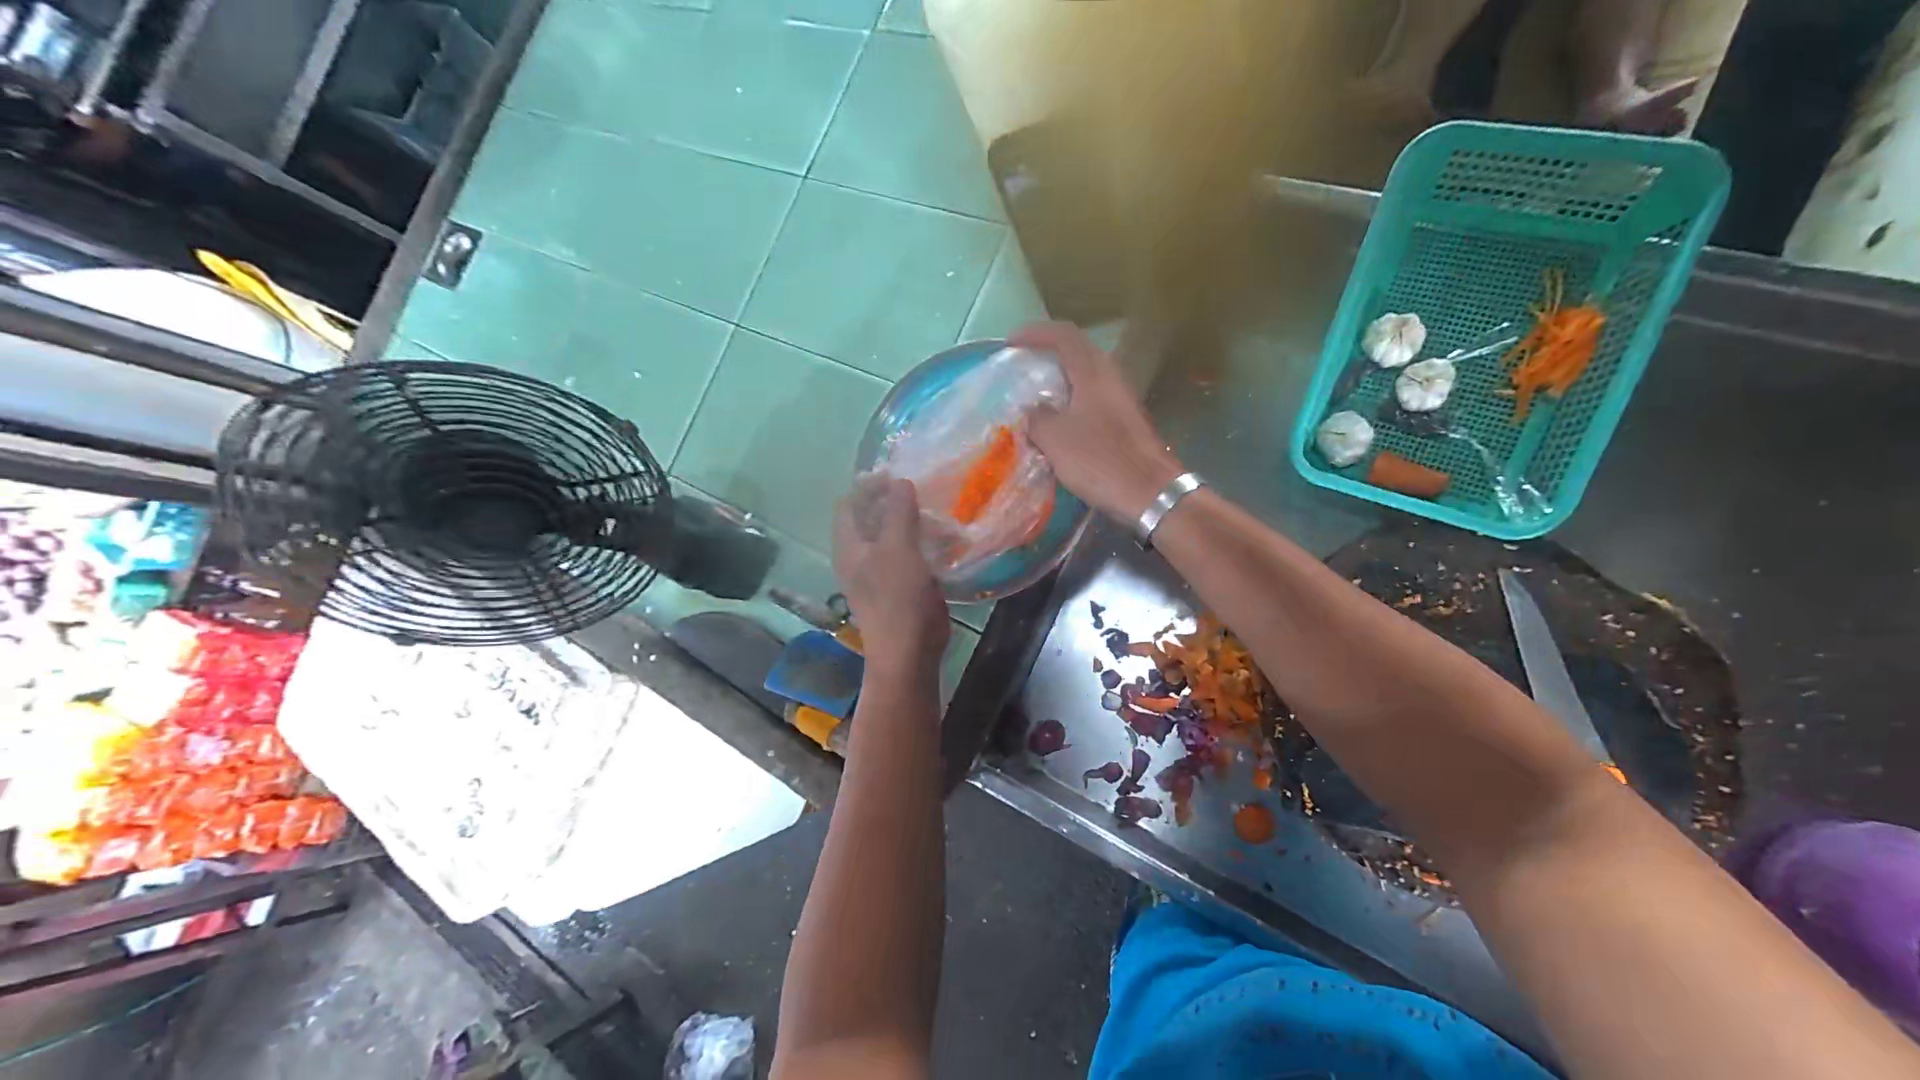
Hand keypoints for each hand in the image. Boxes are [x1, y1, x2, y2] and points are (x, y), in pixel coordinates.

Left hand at [834, 474, 949, 675]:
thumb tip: (901, 481)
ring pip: (893, 536)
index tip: (899, 475)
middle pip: (871, 518)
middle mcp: (860, 556)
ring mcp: (881, 572)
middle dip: (894, 501)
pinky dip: (924, 543)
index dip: (870, 485)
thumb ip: (898, 512)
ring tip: (938, 511)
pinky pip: (910, 555)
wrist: (908, 651)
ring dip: (913, 522)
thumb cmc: (897, 598)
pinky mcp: (902, 585)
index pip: (850, 503)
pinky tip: (946, 539)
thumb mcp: (897, 548)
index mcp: (849, 546)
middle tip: (923, 490)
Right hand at [1015, 322, 1184, 521]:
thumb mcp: (1056, 439)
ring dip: (1061, 381)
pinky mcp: (1126, 423)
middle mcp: (1111, 378)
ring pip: (1087, 378)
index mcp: (1093, 373)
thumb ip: (1037, 418)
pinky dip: (1072, 402)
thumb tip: (1032, 410)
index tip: (1011, 343)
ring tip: (1035, 397)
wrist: (1151, 493)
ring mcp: (1122, 400)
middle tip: (1023, 367)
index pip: (1064, 336)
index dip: (1036, 332)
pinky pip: (1094, 400)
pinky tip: (1059, 424)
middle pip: (1079, 352)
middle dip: (1049, 354)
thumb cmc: (1100, 460)